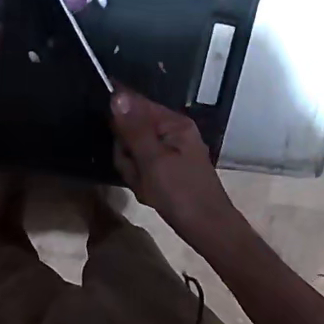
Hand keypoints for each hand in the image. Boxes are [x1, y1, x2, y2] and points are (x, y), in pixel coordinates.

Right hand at [110, 88, 244, 250]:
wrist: (208, 228)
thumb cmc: (181, 193)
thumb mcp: (153, 160)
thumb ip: (134, 128)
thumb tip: (117, 95)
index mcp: (173, 123)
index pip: (137, 103)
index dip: (119, 116)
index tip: (115, 140)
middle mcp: (173, 131)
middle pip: (132, 128)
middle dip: (126, 151)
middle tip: (137, 172)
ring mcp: (172, 150)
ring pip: (134, 150)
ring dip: (133, 169)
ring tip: (145, 186)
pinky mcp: (169, 167)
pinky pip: (143, 165)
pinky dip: (141, 178)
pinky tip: (149, 192)